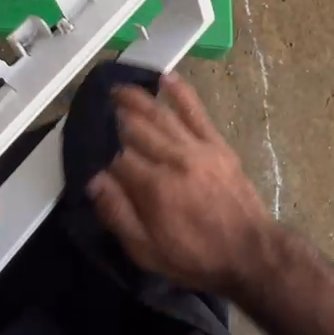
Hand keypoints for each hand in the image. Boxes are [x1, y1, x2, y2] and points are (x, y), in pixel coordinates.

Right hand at [85, 73, 275, 297]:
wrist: (250, 253)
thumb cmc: (195, 257)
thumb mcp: (148, 252)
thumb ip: (118, 214)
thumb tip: (93, 180)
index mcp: (154, 187)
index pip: (116, 156)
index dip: (97, 146)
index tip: (82, 137)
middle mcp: (174, 159)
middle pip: (135, 128)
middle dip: (112, 115)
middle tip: (93, 105)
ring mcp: (198, 147)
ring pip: (161, 114)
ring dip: (137, 98)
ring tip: (117, 88)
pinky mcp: (217, 143)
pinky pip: (196, 111)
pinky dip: (181, 92)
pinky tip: (165, 77)